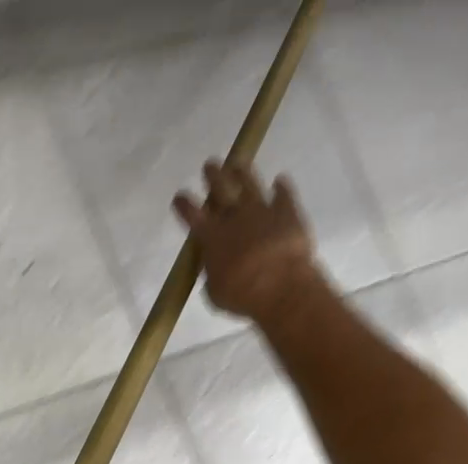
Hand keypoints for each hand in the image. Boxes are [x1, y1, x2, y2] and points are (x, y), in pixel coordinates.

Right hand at [173, 160, 320, 318]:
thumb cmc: (242, 296)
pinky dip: (282, 187)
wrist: (282, 287)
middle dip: (213, 175)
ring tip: (239, 162)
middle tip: (210, 164)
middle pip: (220, 187)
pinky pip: (285, 195)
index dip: (183, 204)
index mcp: (211, 236)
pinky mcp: (288, 213)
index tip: (179, 196)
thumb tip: (215, 270)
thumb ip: (213, 275)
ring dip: (243, 172)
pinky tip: (281, 180)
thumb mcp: (215, 292)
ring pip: (250, 183)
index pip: (191, 213)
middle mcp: (234, 217)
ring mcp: (262, 211)